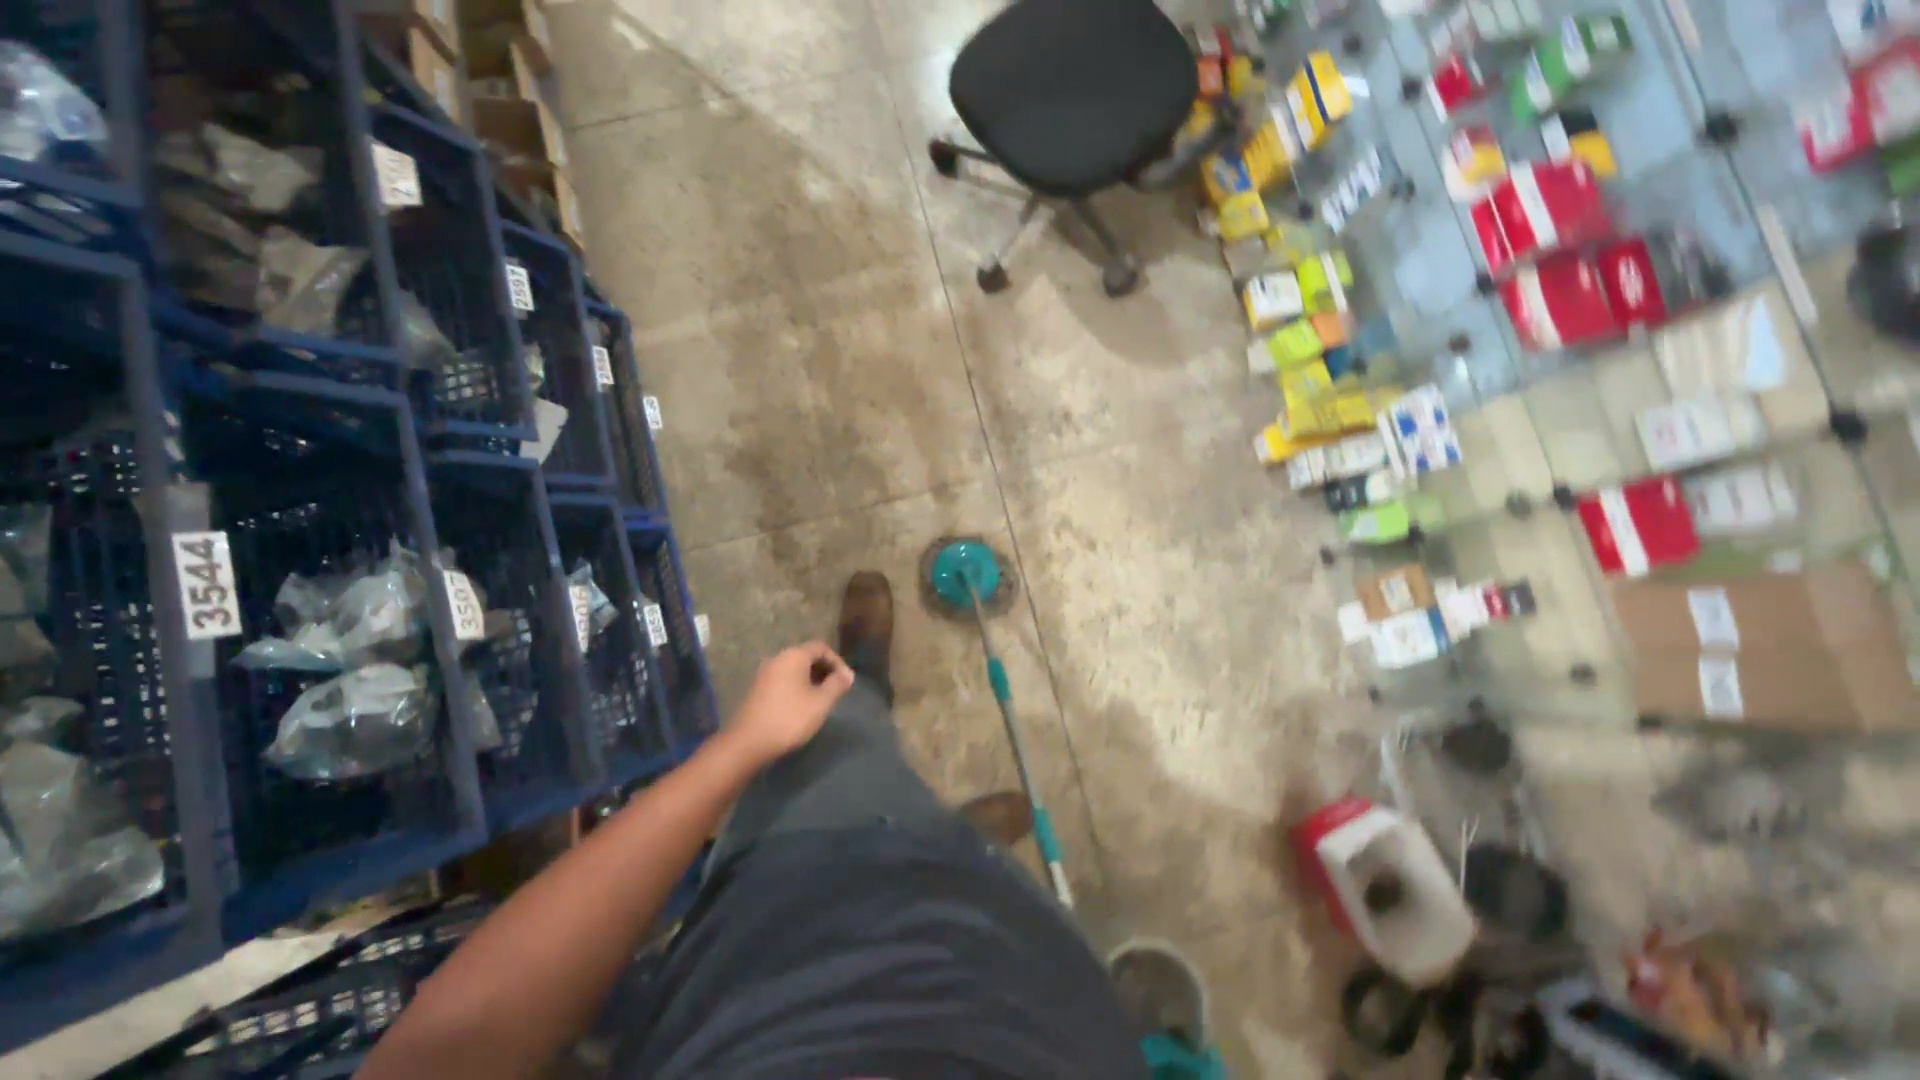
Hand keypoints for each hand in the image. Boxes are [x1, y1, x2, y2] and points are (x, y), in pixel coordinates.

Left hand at [721, 641, 853, 767]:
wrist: (749, 742)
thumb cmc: (790, 718)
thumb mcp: (821, 702)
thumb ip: (837, 684)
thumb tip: (847, 674)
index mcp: (793, 656)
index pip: (821, 647)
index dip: (837, 661)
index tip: (846, 681)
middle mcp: (777, 659)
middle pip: (806, 656)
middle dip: (825, 670)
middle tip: (837, 689)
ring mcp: (764, 674)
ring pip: (794, 669)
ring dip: (812, 679)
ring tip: (823, 699)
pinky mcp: (758, 689)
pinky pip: (783, 679)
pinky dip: (797, 686)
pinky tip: (803, 705)